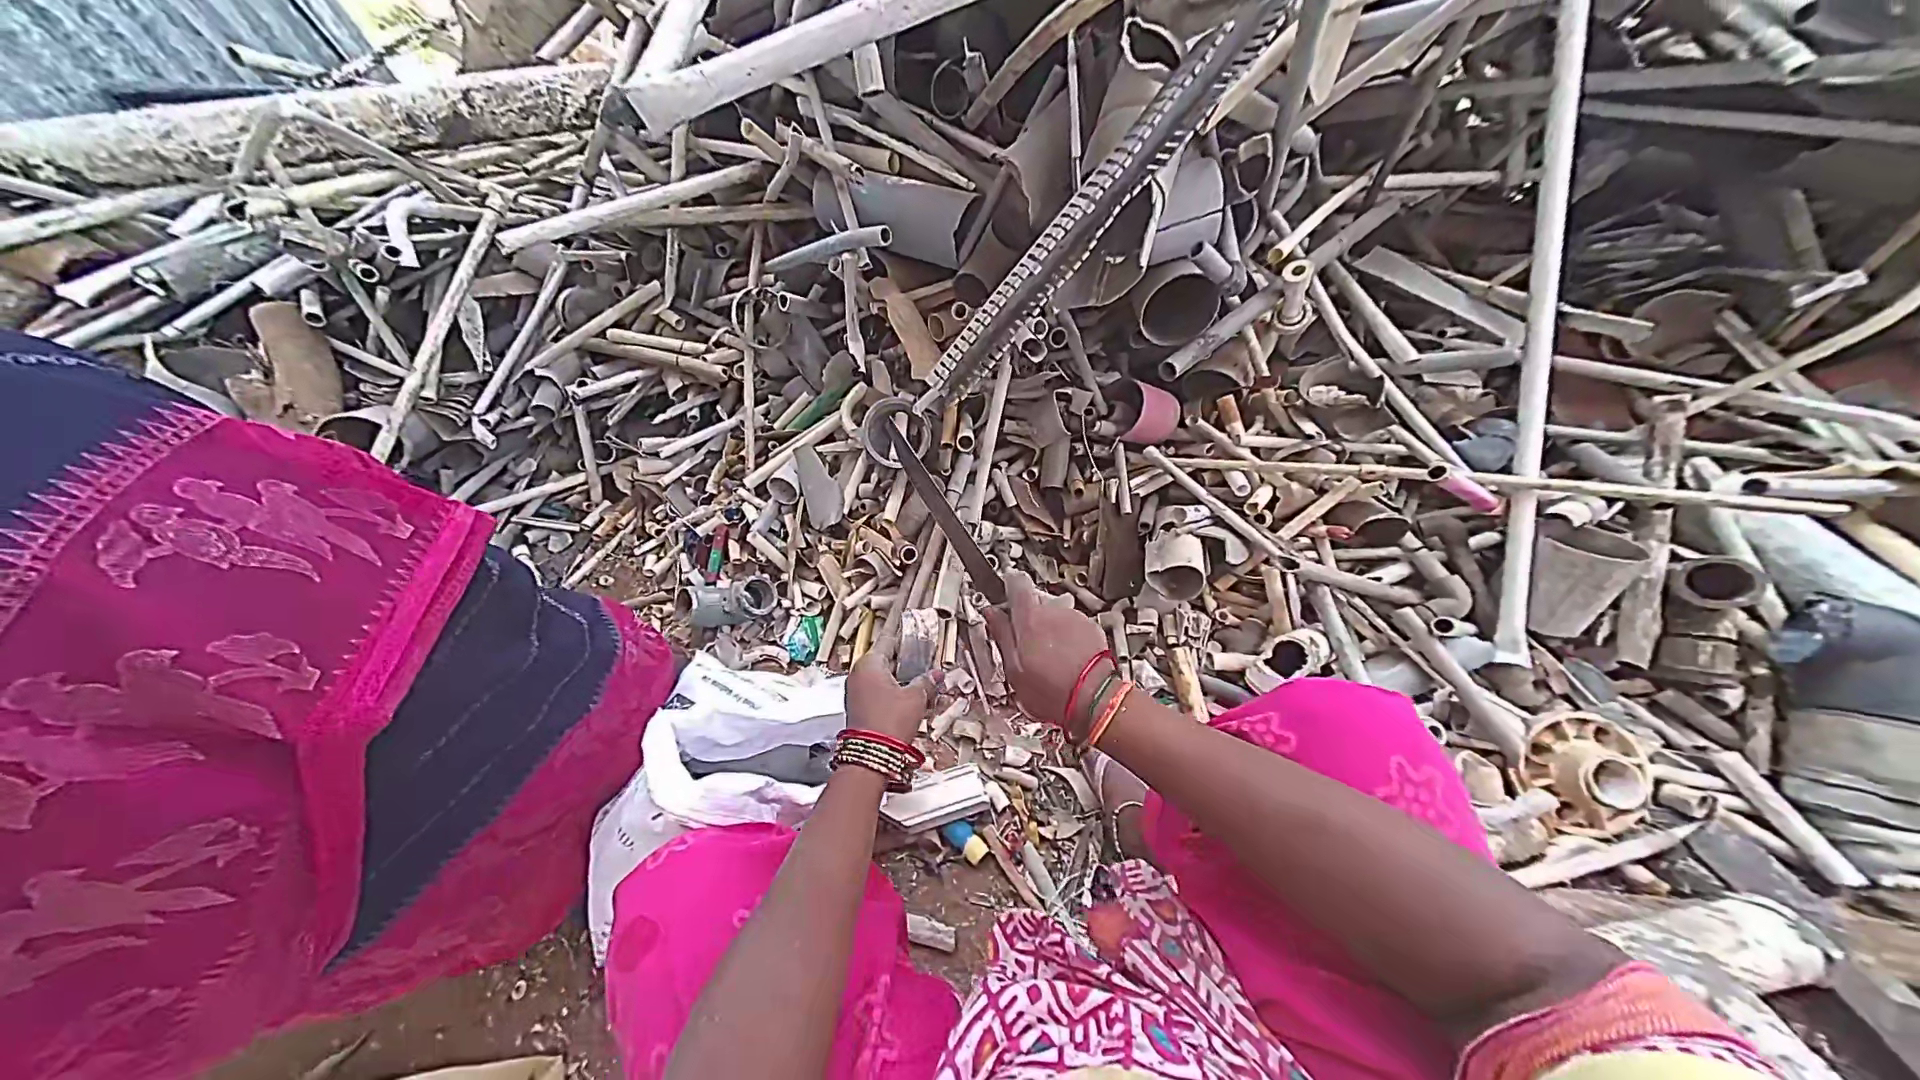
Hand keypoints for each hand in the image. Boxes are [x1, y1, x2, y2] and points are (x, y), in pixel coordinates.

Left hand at [844, 630, 935, 744]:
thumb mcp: (915, 698)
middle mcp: (858, 675)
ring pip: (882, 678)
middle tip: (924, 660)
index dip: (903, 637)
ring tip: (921, 682)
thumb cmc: (890, 722)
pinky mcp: (859, 708)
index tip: (912, 631)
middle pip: (884, 660)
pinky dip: (892, 692)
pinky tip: (910, 699)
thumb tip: (935, 675)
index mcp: (868, 664)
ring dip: (900, 679)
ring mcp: (856, 692)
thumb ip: (926, 682)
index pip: (888, 641)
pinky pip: (878, 693)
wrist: (871, 756)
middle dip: (905, 662)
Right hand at [982, 571, 1111, 738]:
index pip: (1016, 583)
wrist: (1093, 700)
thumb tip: (991, 616)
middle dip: (1027, 617)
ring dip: (1048, 628)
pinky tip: (1062, 658)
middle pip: (1035, 601)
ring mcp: (1074, 618)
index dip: (1008, 584)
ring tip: (1046, 656)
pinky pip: (1072, 624)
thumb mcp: (1014, 668)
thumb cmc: (1053, 691)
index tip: (1003, 592)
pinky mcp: (1090, 627)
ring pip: (1054, 613)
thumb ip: (1001, 634)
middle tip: (1023, 644)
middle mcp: (1053, 611)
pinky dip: (1066, 636)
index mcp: (1029, 618)